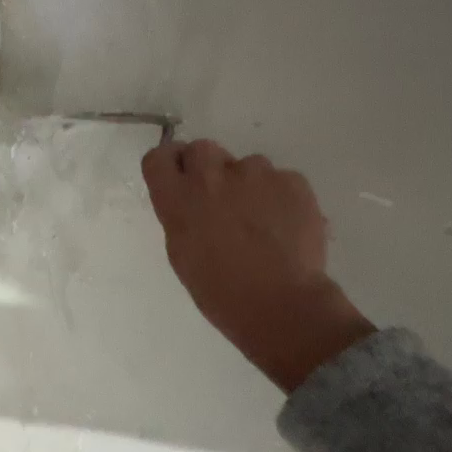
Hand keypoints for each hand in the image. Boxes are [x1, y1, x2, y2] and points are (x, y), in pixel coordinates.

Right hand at [141, 138, 375, 391]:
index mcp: (176, 199)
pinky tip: (283, 226)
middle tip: (217, 197)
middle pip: (201, 148)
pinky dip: (279, 196)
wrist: (279, 303)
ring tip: (259, 220)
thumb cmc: (218, 289)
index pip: (158, 157)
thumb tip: (192, 201)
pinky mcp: (293, 181)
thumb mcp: (181, 250)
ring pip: (246, 165)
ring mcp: (256, 175)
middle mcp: (211, 177)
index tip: (177, 177)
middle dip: (206, 167)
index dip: (168, 165)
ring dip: (247, 184)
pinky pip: (280, 180)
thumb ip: (182, 215)